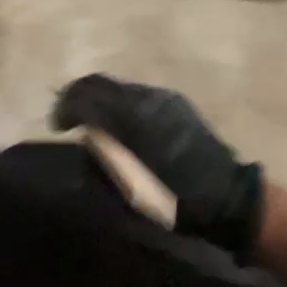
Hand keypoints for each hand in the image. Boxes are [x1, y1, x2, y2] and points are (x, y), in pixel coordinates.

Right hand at [51, 74, 263, 259]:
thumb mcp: (129, 184)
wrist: (229, 201)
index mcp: (131, 114)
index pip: (87, 92)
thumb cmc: (175, 201)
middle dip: (79, 98)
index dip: (66, 105)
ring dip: (101, 101)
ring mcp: (164, 98)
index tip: (57, 126)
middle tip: (67, 120)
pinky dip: (120, 105)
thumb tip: (82, 136)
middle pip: (101, 84)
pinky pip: (138, 96)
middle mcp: (146, 96)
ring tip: (92, 124)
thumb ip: (102, 152)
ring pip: (119, 89)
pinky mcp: (177, 104)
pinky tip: (121, 127)